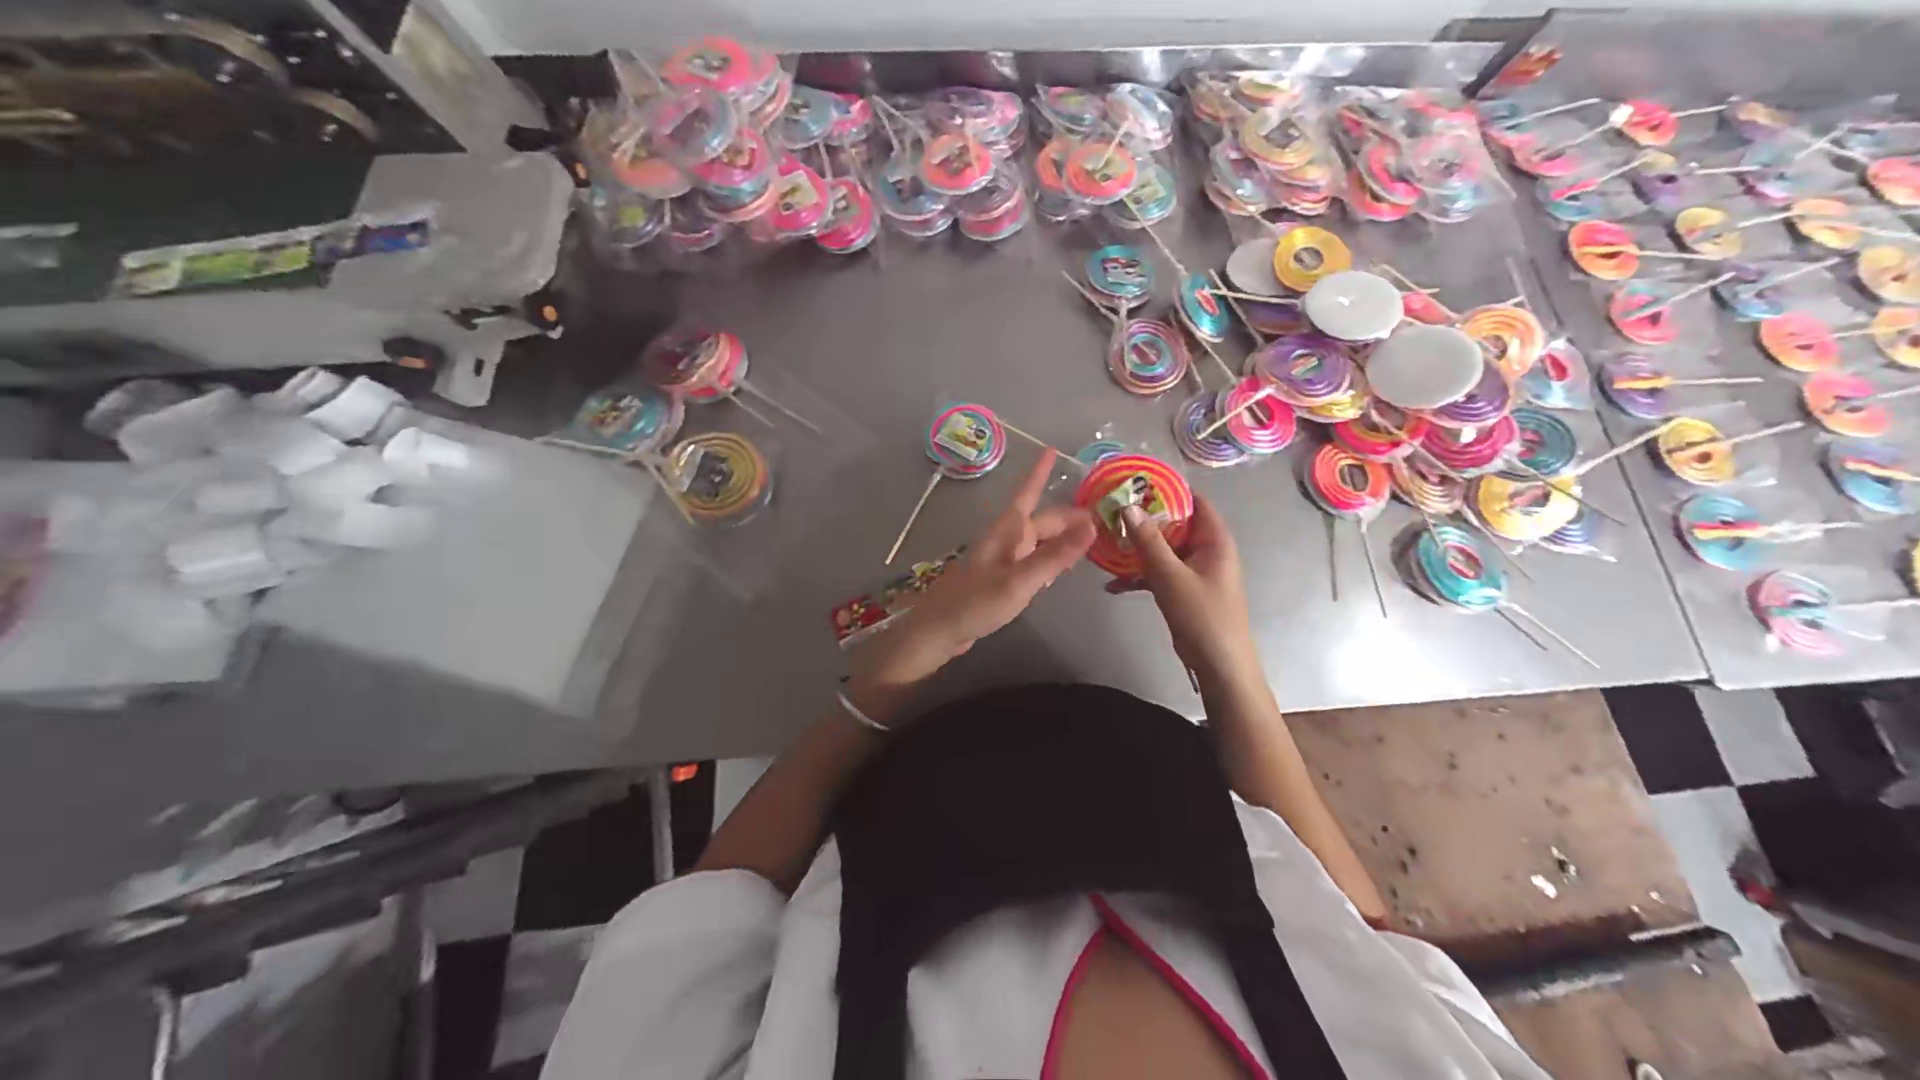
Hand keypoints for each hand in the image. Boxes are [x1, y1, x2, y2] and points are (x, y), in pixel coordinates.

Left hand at [848, 454, 1095, 722]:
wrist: (939, 631)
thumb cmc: (977, 602)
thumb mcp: (1021, 580)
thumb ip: (1056, 555)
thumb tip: (1092, 526)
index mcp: (1008, 532)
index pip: (1028, 493)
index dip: (1040, 472)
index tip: (1051, 448)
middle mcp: (1005, 539)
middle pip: (1041, 520)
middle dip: (1068, 516)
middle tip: (1102, 519)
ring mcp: (1001, 559)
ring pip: (1037, 540)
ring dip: (1061, 536)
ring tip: (1088, 538)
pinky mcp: (999, 579)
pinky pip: (1031, 559)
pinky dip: (1049, 557)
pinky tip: (1059, 567)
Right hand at [1106, 495, 1261, 683]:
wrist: (1218, 663)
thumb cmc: (1203, 614)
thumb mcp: (1171, 576)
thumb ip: (1148, 541)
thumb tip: (1128, 507)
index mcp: (1214, 540)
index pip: (1195, 501)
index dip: (1169, 489)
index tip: (1136, 483)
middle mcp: (1206, 550)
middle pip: (1174, 524)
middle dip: (1144, 520)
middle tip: (1112, 511)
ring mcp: (1194, 572)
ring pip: (1162, 550)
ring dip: (1137, 549)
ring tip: (1106, 543)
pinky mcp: (1183, 590)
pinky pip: (1158, 574)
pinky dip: (1139, 576)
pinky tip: (1112, 585)